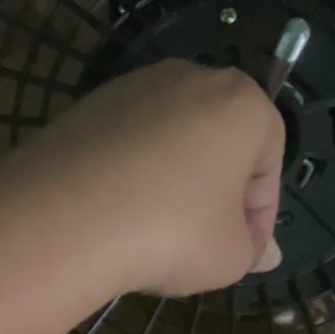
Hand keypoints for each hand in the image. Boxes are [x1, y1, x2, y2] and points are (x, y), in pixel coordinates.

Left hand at [0, 60, 285, 295]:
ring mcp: (131, 87)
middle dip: (219, 191)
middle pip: (220, 141)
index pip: (270, 159)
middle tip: (207, 240)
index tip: (246, 252)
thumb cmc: (172, 232)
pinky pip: (126, 144)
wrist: (64, 219)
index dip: (261, 214)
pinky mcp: (85, 105)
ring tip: (157, 231)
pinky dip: (131, 175)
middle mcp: (190, 77)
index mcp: (241, 101)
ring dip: (174, 181)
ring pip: (171, 140)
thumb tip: (263, 253)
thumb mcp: (230, 256)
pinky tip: (118, 215)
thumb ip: (253, 250)